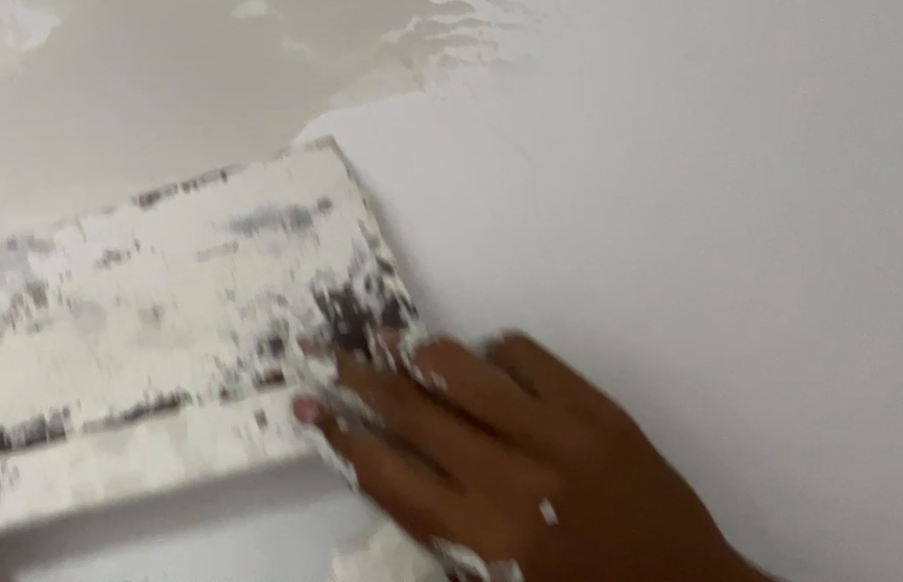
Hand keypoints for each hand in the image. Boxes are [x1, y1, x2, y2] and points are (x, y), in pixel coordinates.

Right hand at [293, 331, 768, 581]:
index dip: (336, 432)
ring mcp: (558, 439)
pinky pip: (522, 353)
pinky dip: (492, 351)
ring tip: (396, 344)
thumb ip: (432, 520)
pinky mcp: (598, 412)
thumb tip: (370, 451)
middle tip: (323, 354)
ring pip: (457, 366)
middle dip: (356, 377)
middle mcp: (513, 481)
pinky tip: (489, 366)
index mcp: (486, 535)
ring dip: (415, 351)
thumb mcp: (495, 575)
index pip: (384, 470)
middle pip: (409, 409)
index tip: (305, 406)